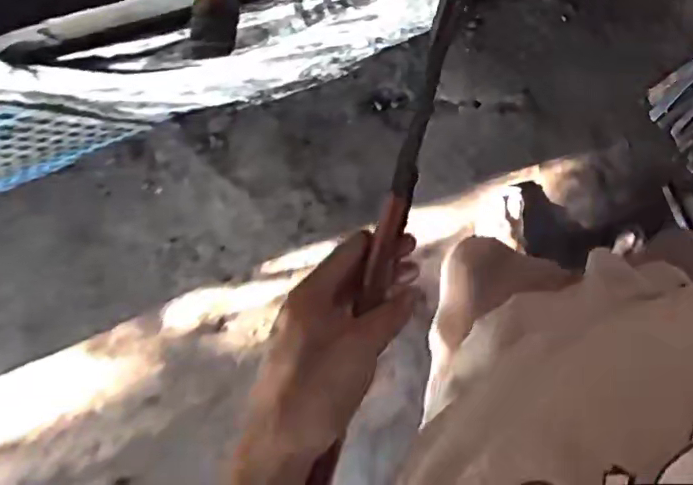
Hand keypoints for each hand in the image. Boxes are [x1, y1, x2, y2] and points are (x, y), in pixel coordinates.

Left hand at [230, 230, 421, 483]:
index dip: (385, 242)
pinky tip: (387, 321)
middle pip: (351, 269)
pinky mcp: (309, 351)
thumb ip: (393, 310)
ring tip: (407, 292)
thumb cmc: (320, 385)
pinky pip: (344, 317)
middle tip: (415, 268)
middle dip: (385, 265)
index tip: (412, 246)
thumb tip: (412, 292)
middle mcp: (305, 304)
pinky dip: (368, 311)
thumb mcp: (365, 343)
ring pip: (349, 294)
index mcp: (312, 293)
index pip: (353, 248)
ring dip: (379, 288)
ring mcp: (305, 329)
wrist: (278, 450)